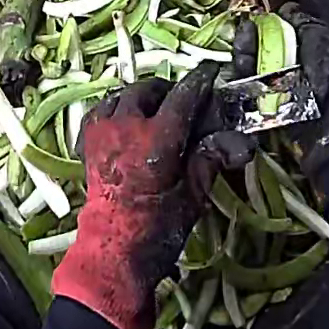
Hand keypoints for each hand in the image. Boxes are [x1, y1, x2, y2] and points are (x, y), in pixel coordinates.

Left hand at [52, 65, 221, 328]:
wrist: (111, 255)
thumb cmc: (156, 229)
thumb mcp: (193, 195)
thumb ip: (212, 159)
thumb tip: (241, 142)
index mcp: (156, 139)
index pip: (184, 95)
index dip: (201, 81)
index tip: (211, 73)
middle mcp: (126, 127)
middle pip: (149, 89)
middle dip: (169, 90)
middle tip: (183, 101)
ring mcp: (102, 133)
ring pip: (122, 95)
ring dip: (141, 97)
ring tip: (155, 109)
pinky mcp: (87, 143)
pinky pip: (100, 110)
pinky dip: (115, 108)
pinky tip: (125, 121)